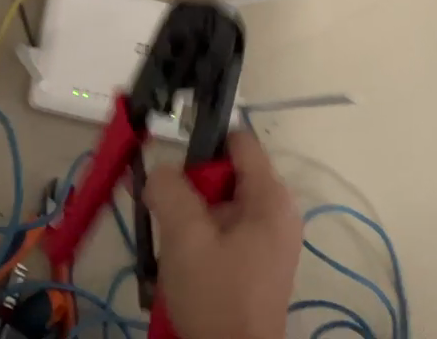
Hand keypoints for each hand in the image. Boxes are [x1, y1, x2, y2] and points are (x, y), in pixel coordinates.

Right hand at [143, 132, 301, 338]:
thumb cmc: (216, 295)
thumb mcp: (184, 234)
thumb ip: (168, 187)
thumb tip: (161, 173)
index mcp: (271, 199)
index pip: (237, 140)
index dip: (203, 142)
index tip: (172, 164)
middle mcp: (275, 213)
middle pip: (223, 172)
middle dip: (188, 187)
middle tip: (164, 210)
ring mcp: (266, 240)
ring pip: (215, 203)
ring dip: (186, 215)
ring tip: (169, 240)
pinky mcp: (252, 263)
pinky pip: (219, 230)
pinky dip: (195, 236)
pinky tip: (179, 259)